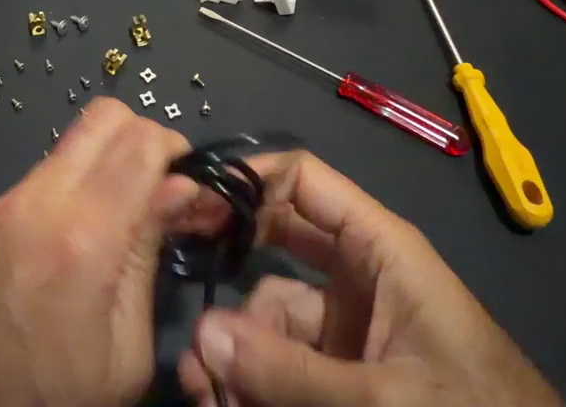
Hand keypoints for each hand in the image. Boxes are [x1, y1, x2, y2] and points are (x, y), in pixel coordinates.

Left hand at [0, 98, 195, 406]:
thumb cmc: (49, 399)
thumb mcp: (125, 353)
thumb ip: (149, 256)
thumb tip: (180, 191)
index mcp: (82, 237)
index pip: (141, 142)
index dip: (178, 150)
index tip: (195, 185)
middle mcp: (39, 200)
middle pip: (105, 116)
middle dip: (147, 136)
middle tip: (165, 186)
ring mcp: (6, 201)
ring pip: (74, 137)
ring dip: (112, 155)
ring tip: (130, 211)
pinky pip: (48, 168)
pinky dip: (81, 177)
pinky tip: (88, 228)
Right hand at [176, 150, 560, 406]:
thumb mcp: (382, 398)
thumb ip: (290, 372)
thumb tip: (202, 336)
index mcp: (379, 247)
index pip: (303, 181)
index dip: (247, 181)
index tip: (190, 204)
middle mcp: (357, 273)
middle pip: (273, 246)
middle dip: (228, 275)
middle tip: (183, 293)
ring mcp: (348, 325)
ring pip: (270, 314)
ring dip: (234, 348)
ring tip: (202, 392)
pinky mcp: (343, 371)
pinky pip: (284, 360)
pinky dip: (253, 379)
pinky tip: (226, 404)